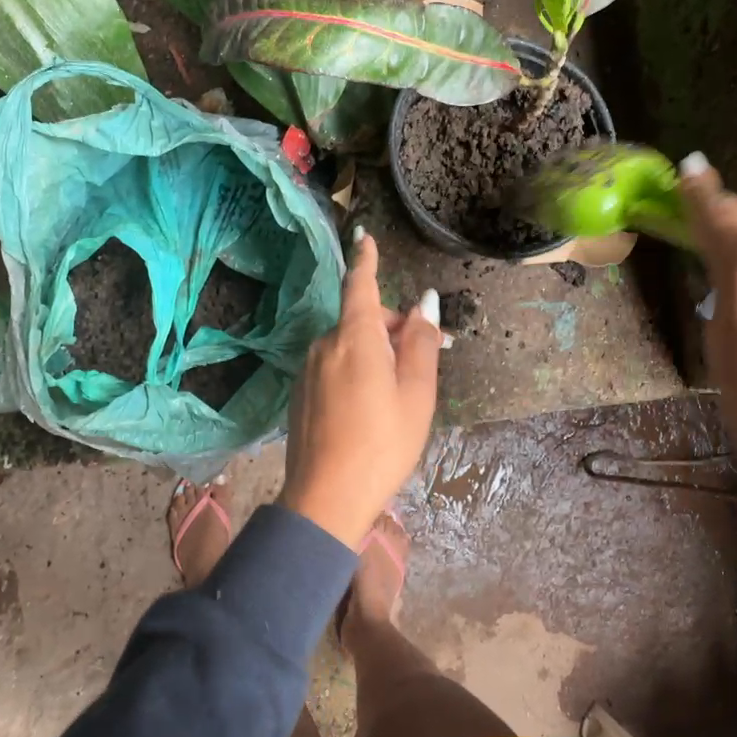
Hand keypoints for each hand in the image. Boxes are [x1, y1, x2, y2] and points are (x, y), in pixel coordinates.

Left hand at [280, 231, 442, 548]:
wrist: (325, 499)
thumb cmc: (382, 443)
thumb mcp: (416, 392)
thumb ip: (422, 341)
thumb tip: (425, 303)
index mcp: (354, 337)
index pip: (359, 284)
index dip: (366, 259)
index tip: (365, 236)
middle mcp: (325, 345)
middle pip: (363, 320)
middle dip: (396, 328)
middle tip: (434, 352)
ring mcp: (309, 371)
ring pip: (351, 346)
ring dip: (379, 352)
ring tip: (407, 388)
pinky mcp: (301, 395)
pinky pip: (336, 367)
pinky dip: (359, 371)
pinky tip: (374, 407)